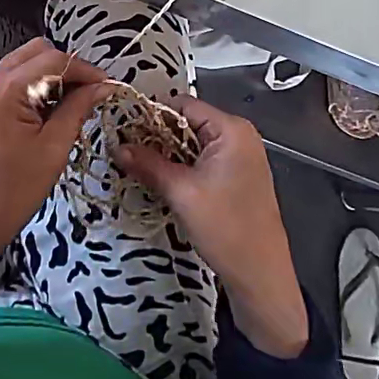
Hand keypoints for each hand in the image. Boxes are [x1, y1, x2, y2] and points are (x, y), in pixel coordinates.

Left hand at [0, 38, 113, 299]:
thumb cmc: (12, 191)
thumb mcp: (54, 148)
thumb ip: (79, 108)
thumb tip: (104, 86)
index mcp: (3, 90)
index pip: (53, 60)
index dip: (85, 70)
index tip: (106, 85)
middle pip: (38, 52)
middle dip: (67, 69)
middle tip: (89, 94)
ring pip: (26, 61)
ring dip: (52, 77)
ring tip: (71, 106)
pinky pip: (14, 77)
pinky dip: (35, 86)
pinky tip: (49, 111)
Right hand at [116, 96, 308, 357]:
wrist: (260, 273)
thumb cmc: (225, 227)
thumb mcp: (181, 192)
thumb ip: (148, 164)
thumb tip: (118, 146)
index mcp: (232, 128)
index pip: (184, 105)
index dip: (152, 114)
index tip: (122, 127)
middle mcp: (239, 135)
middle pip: (189, 122)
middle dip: (157, 136)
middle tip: (124, 149)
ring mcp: (241, 156)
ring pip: (194, 143)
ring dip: (167, 154)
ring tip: (137, 164)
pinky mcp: (237, 176)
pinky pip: (203, 160)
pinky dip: (182, 167)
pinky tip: (161, 180)